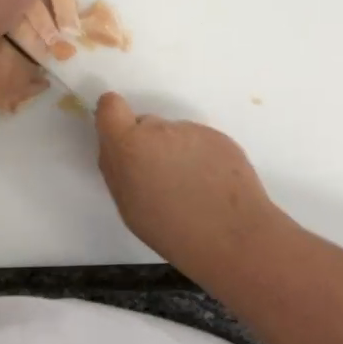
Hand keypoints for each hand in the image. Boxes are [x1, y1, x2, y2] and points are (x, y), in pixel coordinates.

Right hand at [95, 92, 292, 277]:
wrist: (232, 237)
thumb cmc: (170, 229)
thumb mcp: (127, 204)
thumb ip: (118, 168)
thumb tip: (120, 150)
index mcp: (129, 144)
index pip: (110, 106)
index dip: (113, 118)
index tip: (122, 139)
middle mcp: (159, 129)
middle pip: (146, 126)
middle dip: (148, 145)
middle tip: (162, 179)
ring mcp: (193, 131)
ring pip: (175, 135)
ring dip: (176, 152)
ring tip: (192, 187)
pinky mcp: (220, 137)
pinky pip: (200, 142)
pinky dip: (201, 157)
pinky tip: (211, 185)